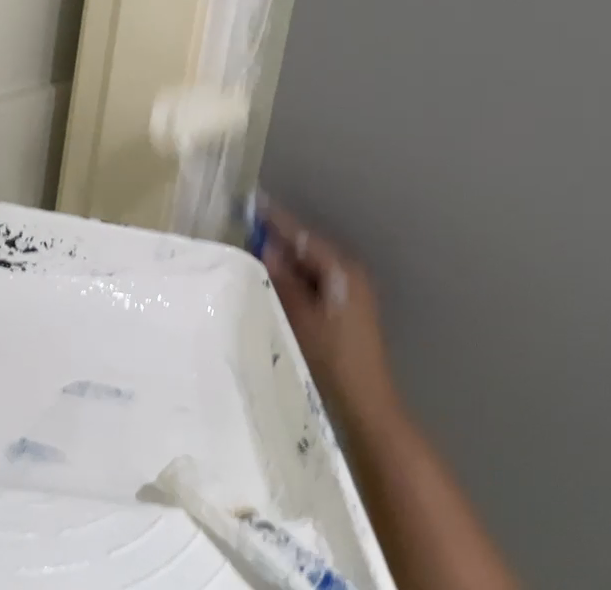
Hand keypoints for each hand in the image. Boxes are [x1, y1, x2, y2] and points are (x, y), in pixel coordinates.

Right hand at [260, 202, 398, 426]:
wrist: (366, 407)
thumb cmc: (333, 361)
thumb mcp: (300, 317)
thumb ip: (283, 280)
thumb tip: (267, 247)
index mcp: (343, 272)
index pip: (304, 237)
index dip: (277, 222)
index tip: (252, 204)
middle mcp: (350, 277)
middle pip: (308, 251)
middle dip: (278, 241)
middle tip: (244, 229)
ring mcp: (350, 296)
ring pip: (310, 269)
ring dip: (284, 264)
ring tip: (250, 254)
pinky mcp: (344, 313)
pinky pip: (314, 285)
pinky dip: (293, 282)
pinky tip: (271, 286)